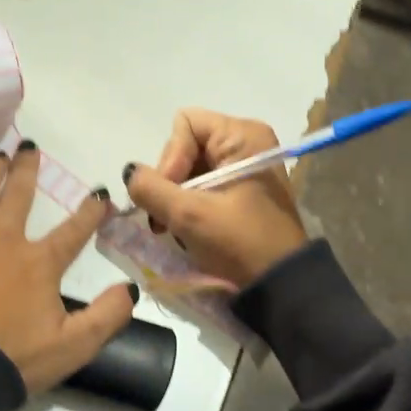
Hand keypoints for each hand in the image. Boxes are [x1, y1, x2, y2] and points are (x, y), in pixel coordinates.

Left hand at [0, 141, 137, 394]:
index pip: (72, 232)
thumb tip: (130, 287)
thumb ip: (107, 316)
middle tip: (29, 149)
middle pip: (17, 197)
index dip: (90, 212)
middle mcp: (3, 240)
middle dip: (26, 171)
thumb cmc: (13, 358)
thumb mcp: (74, 346)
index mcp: (39, 263)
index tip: (100, 193)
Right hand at [122, 109, 307, 287]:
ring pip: (190, 170)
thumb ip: (151, 189)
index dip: (170, 157)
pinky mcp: (242, 191)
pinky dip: (188, 206)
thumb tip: (130, 173)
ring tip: (169, 227)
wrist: (280, 285)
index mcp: (243, 136)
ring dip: (174, 198)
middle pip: (185, 147)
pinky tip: (184, 228)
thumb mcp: (189, 216)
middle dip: (169, 181)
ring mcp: (245, 168)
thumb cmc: (239, 243)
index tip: (171, 193)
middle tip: (163, 217)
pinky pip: (202, 187)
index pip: (185, 125)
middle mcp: (246, 143)